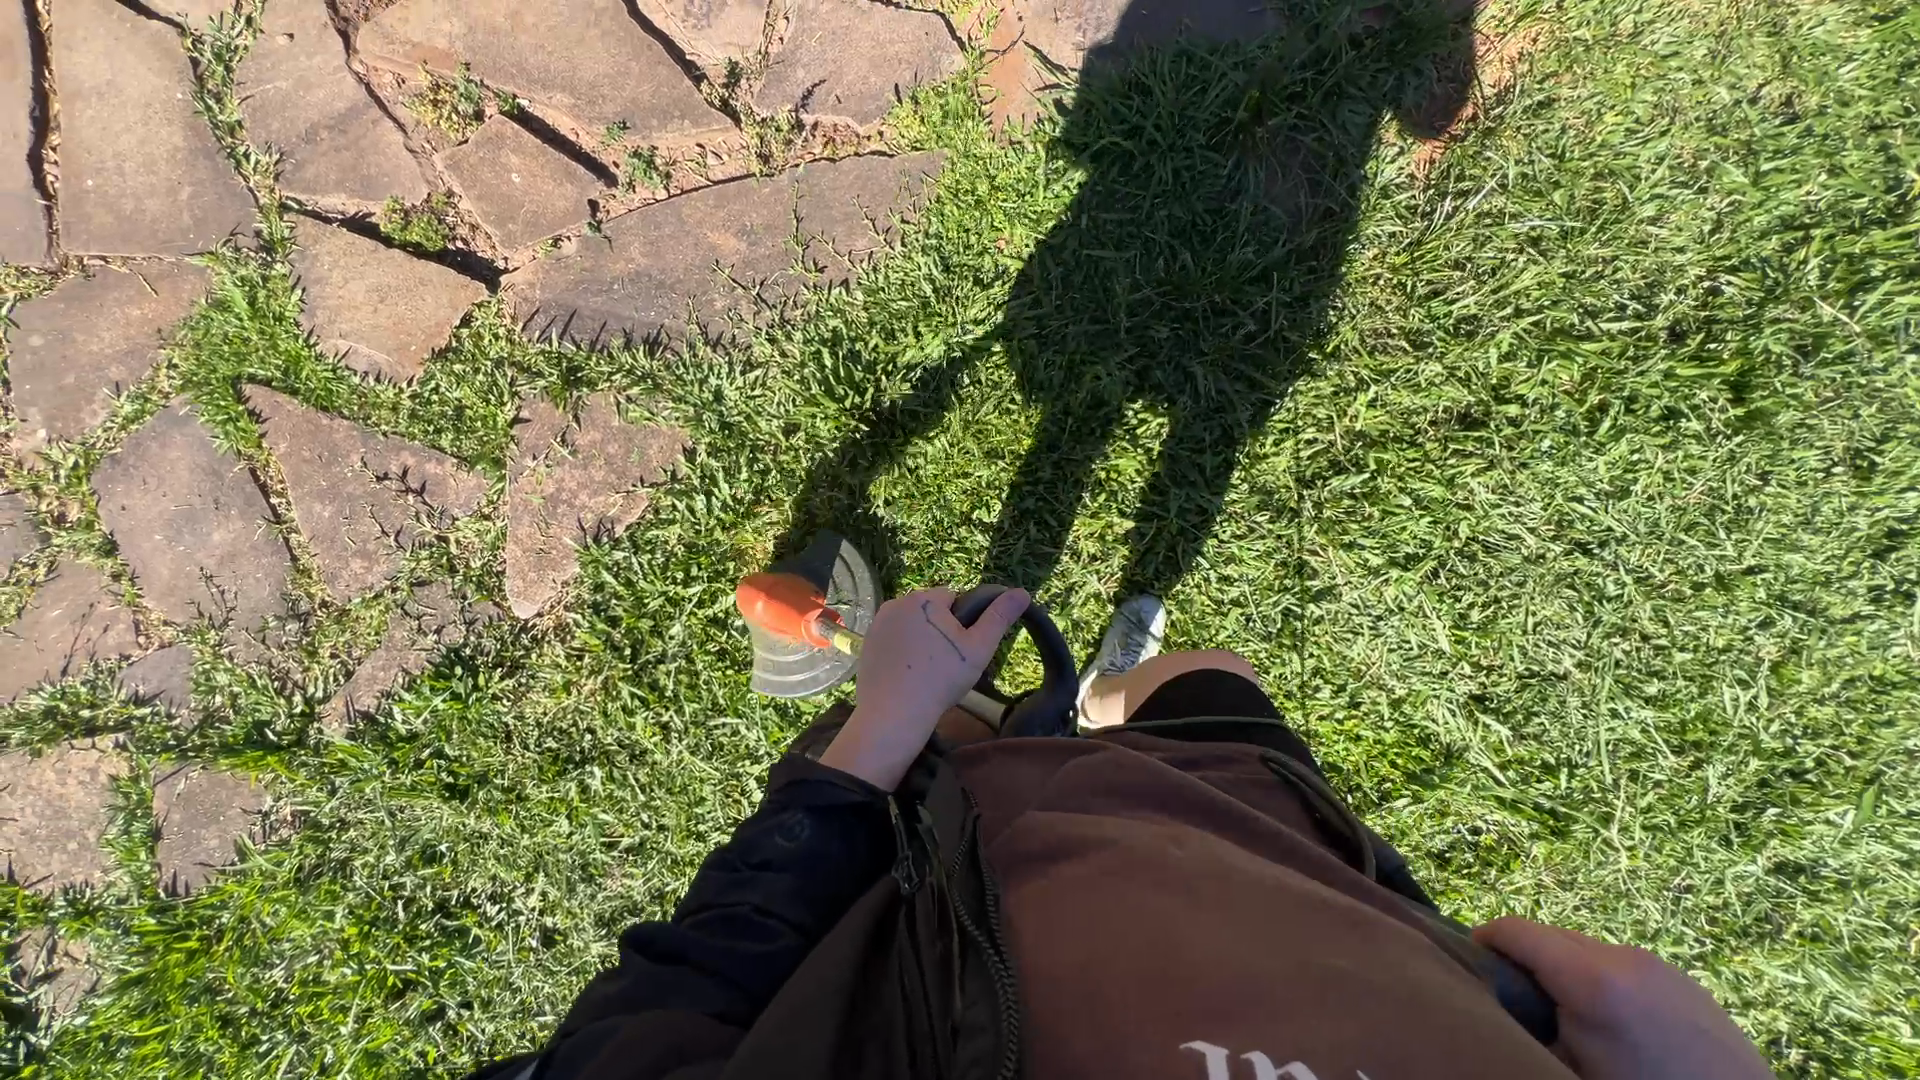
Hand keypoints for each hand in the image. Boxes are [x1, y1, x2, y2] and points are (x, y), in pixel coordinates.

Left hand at [819, 587, 1029, 789]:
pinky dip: (903, 652)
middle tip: (947, 664)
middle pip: (931, 611)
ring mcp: (877, 624)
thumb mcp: (979, 648)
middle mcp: (896, 602)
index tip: (961, 649)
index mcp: (924, 598)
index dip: (963, 623)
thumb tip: (1023, 592)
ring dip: (922, 639)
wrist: (894, 713)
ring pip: (912, 625)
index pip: (954, 598)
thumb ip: (1000, 617)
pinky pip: (894, 640)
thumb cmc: (941, 678)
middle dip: (941, 630)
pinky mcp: (866, 644)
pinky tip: (909, 675)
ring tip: (928, 672)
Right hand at [1474, 918, 1772, 1079]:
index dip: (1482, 942)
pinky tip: (1614, 1021)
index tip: (1471, 966)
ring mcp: (1660, 966)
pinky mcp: (1686, 982)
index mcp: (1590, 980)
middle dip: (1524, 956)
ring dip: (1563, 967)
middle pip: (1547, 934)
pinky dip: (1602, 979)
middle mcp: (1623, 957)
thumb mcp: (1567, 1066)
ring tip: (1568, 1013)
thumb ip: (1530, 1020)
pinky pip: (1621, 964)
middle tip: (1517, 999)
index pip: (1512, 929)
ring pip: (1584, 946)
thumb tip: (1500, 993)